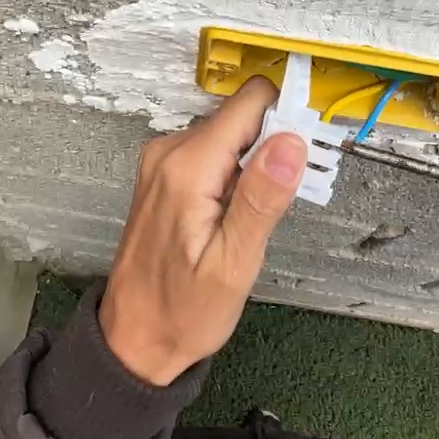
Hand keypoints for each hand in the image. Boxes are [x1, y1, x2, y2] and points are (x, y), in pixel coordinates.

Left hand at [99, 77, 306, 384]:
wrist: (135, 337)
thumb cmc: (181, 311)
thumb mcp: (234, 263)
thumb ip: (262, 197)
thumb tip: (290, 143)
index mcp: (188, 168)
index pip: (252, 101)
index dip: (288, 121)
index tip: (303, 156)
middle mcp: (170, 154)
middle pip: (243, 115)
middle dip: (275, 148)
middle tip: (282, 201)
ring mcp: (165, 163)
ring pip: (232, 133)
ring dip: (256, 164)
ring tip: (256, 217)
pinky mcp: (167, 175)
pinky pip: (214, 153)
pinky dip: (236, 174)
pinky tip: (237, 216)